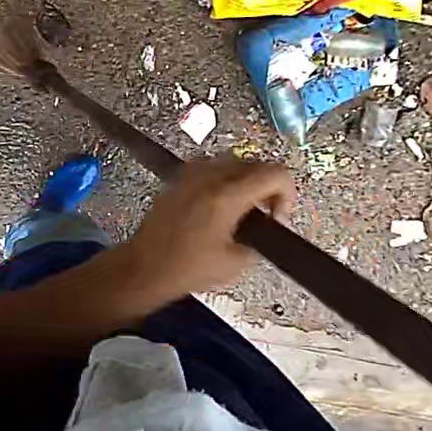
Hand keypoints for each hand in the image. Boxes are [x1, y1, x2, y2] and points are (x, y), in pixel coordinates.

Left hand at [114, 158, 294, 304]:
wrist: (144, 267)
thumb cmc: (186, 268)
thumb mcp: (235, 263)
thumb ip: (259, 240)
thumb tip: (266, 228)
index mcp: (226, 196)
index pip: (275, 173)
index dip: (287, 193)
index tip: (278, 216)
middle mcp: (210, 175)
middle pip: (257, 163)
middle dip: (269, 187)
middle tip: (266, 215)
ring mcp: (193, 172)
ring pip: (235, 162)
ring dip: (248, 181)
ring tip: (245, 211)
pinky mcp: (181, 176)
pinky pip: (214, 167)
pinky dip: (227, 180)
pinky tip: (222, 206)